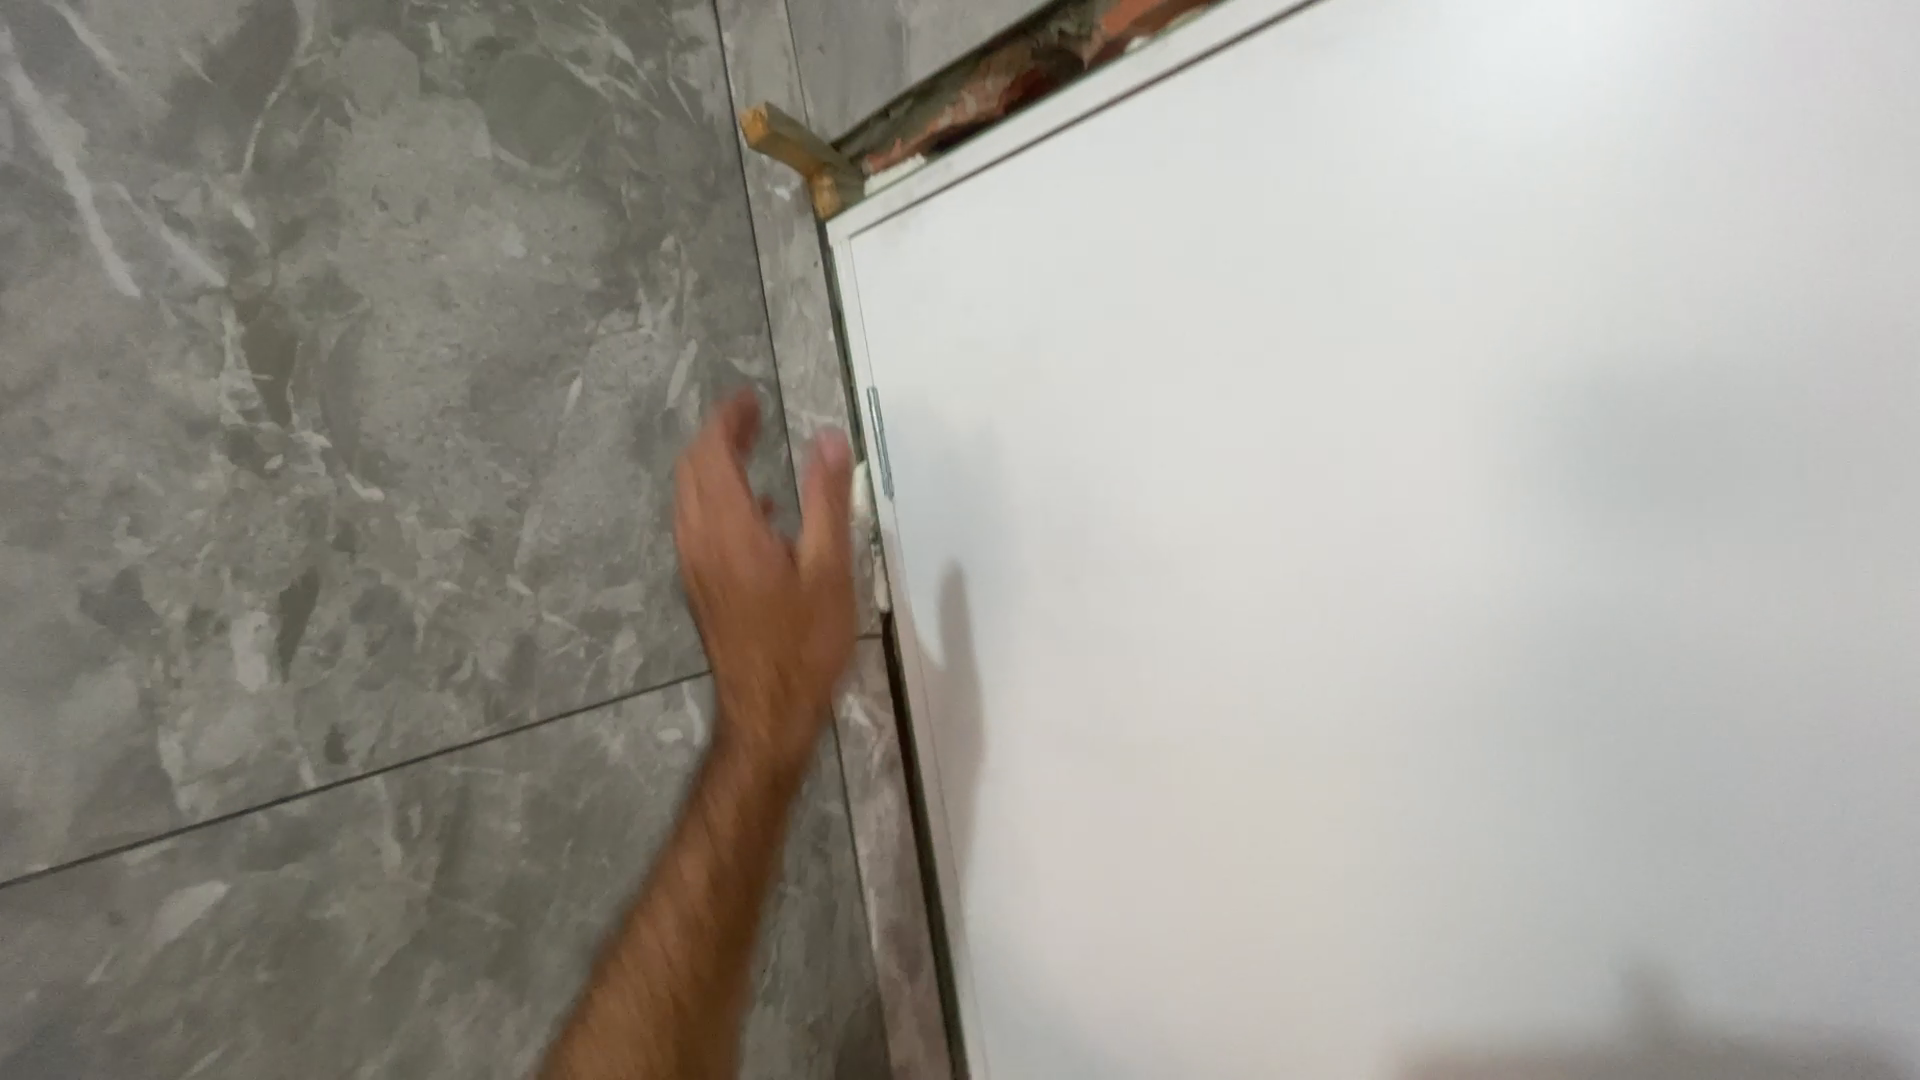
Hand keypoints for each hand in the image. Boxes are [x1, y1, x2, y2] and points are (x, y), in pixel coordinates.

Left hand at [674, 389, 856, 771]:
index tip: (751, 397)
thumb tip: (828, 437)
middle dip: (717, 436)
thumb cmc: (804, 643)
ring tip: (753, 448)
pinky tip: (762, 511)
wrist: (767, 712)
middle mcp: (700, 542)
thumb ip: (827, 499)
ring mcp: (695, 568)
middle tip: (753, 415)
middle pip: (692, 472)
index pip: (711, 455)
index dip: (727, 420)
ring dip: (715, 466)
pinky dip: (721, 500)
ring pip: (690, 499)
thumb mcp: (829, 568)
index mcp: (729, 530)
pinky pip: (700, 525)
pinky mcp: (702, 588)